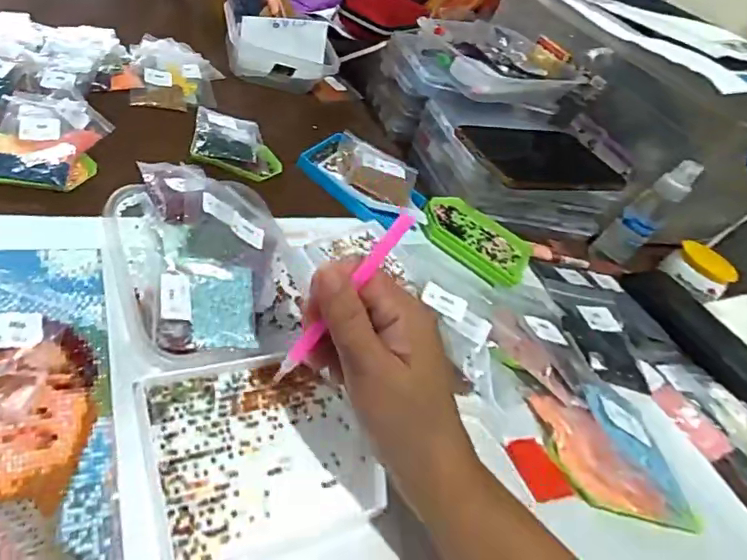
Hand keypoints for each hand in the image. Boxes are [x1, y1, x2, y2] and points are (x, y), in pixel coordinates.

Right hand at [304, 260, 484, 517]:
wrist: (435, 479)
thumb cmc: (403, 421)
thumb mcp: (368, 365)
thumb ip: (345, 315)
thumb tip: (324, 267)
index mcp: (403, 309)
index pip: (357, 272)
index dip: (329, 286)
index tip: (311, 319)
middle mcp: (401, 316)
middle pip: (351, 292)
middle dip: (325, 313)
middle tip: (311, 348)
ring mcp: (395, 338)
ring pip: (349, 316)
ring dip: (327, 335)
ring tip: (320, 366)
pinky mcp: (388, 359)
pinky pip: (356, 339)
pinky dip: (338, 351)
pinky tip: (330, 373)